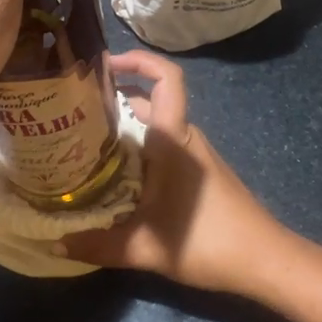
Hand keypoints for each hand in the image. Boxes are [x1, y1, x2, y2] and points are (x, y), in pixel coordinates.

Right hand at [62, 52, 285, 294]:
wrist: (264, 261)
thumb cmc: (208, 241)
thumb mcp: (147, 248)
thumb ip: (100, 245)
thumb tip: (56, 243)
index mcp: (172, 139)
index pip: (165, 78)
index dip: (138, 60)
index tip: (104, 65)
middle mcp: (183, 137)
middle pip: (147, 100)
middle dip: (112, 96)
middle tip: (72, 108)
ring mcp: (192, 154)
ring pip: (152, 124)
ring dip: (122, 124)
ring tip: (82, 139)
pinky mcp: (196, 172)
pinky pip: (160, 144)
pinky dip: (136, 146)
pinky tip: (113, 171)